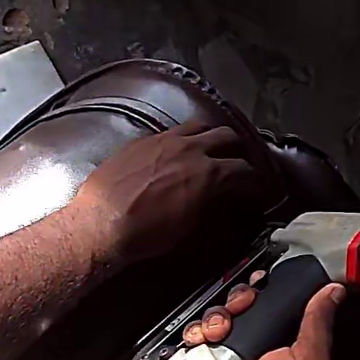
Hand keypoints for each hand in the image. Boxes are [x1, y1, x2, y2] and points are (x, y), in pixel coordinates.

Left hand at [68, 122, 265, 264]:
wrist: (101, 224)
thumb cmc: (145, 234)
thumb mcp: (191, 231)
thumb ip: (215, 211)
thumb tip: (226, 207)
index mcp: (208, 174)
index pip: (245, 171)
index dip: (257, 183)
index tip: (259, 191)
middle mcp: (190, 150)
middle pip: (228, 137)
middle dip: (240, 151)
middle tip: (242, 165)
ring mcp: (165, 140)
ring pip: (200, 125)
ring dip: (213, 137)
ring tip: (214, 149)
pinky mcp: (143, 140)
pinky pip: (173, 130)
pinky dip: (185, 139)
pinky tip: (181, 151)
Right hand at [180, 281, 343, 359]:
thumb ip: (319, 323)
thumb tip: (334, 292)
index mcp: (286, 346)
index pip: (276, 303)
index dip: (268, 290)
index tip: (262, 285)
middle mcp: (256, 349)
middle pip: (242, 304)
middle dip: (240, 300)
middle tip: (242, 310)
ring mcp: (225, 357)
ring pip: (216, 316)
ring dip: (216, 317)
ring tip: (220, 333)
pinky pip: (193, 336)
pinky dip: (195, 334)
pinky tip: (203, 343)